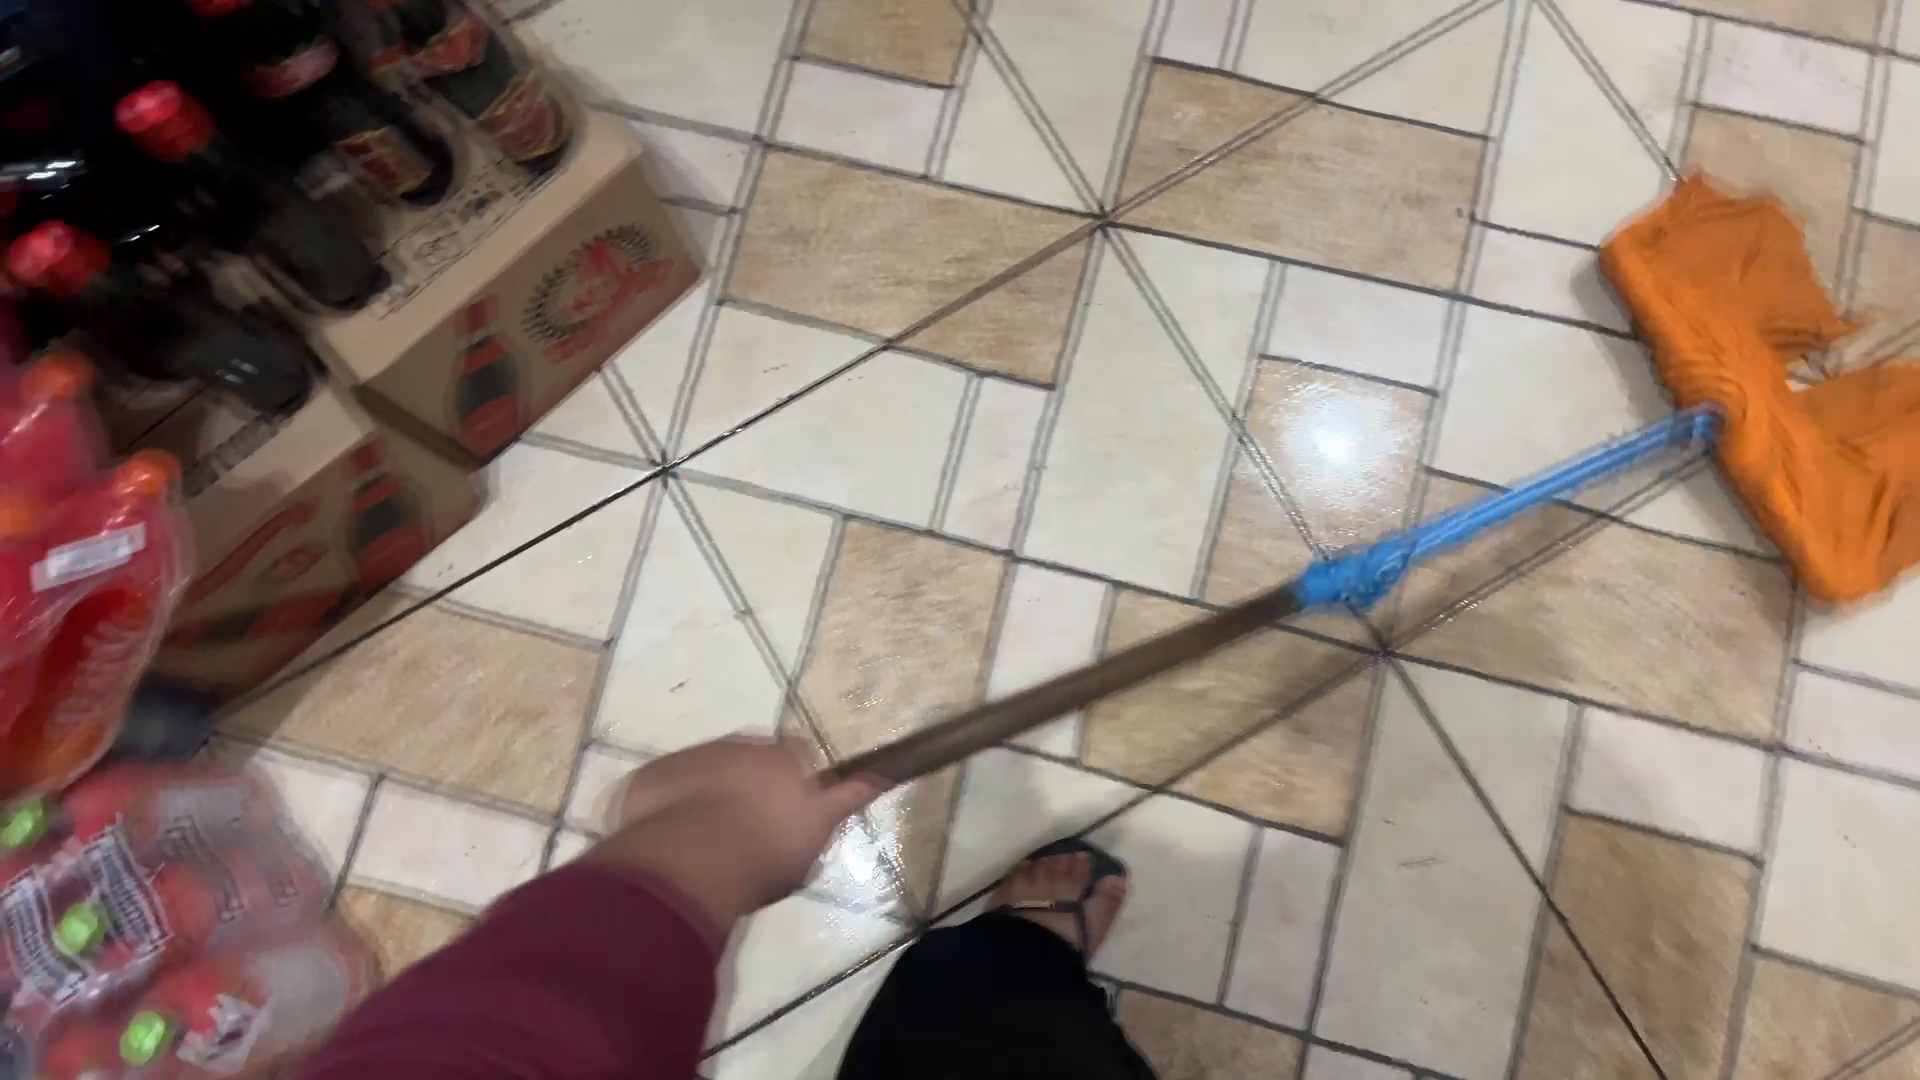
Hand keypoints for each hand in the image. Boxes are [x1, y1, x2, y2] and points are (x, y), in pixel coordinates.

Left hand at [584, 738, 884, 935]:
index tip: (790, 812)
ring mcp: (692, 758)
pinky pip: (664, 788)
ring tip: (707, 840)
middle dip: (750, 784)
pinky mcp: (651, 778)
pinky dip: (668, 805)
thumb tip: (879, 775)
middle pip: (750, 759)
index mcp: (782, 757)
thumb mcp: (818, 830)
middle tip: (748, 830)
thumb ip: (847, 799)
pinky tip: (670, 839)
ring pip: (706, 771)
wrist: (692, 860)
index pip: (798, 754)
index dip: (795, 780)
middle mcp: (739, 746)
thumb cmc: (766, 848)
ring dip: (708, 793)